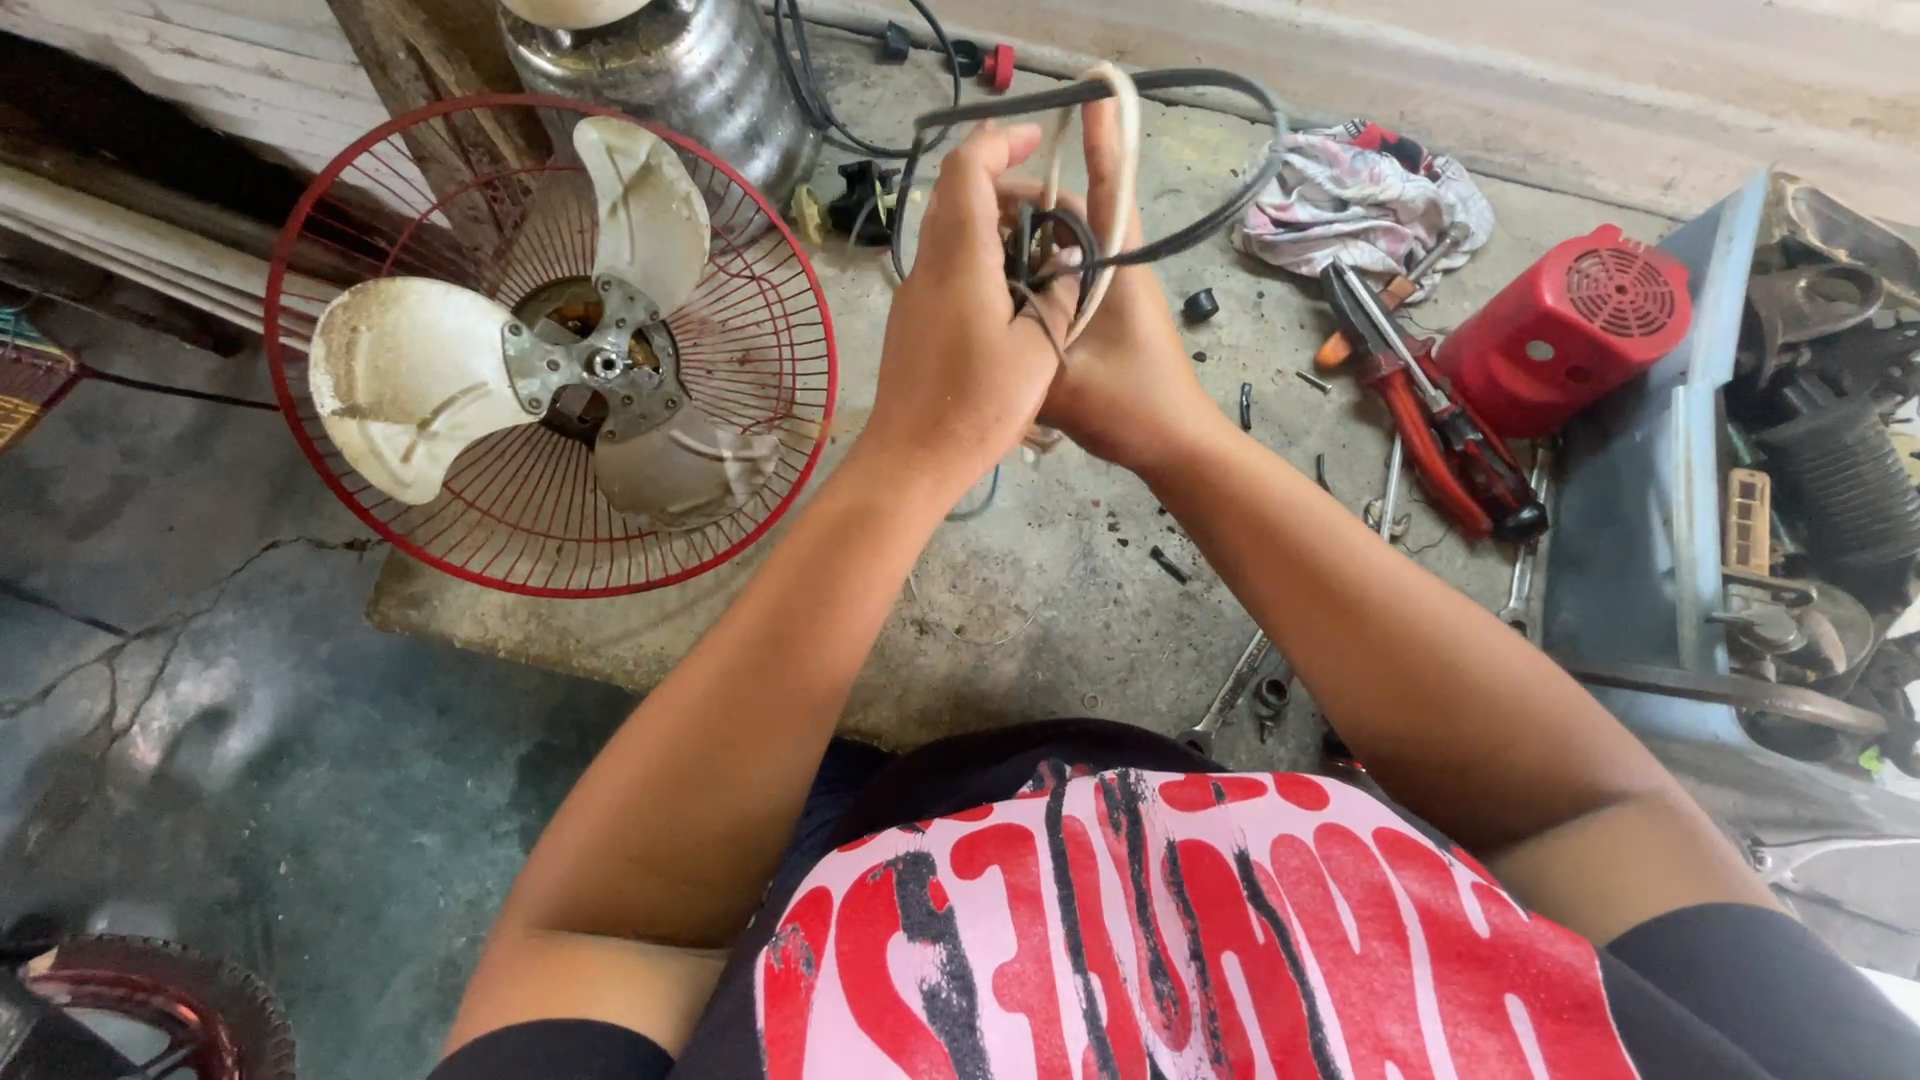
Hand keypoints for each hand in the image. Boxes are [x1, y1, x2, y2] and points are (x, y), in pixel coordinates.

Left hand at [856, 122, 1063, 497]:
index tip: (1038, 137)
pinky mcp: (911, 323)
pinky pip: (944, 268)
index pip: (967, 169)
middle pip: (955, 195)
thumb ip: (1058, 299)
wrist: (910, 460)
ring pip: (948, 233)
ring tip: (1038, 250)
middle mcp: (928, 268)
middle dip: (1002, 183)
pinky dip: (977, 258)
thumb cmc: (976, 408)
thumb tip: (1068, 266)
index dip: (1000, 141)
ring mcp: (913, 296)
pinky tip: (1009, 293)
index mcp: (960, 261)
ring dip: (990, 224)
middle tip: (1050, 208)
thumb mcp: (1037, 354)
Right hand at [1000, 100, 1233, 475]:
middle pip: (1070, 216)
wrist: (1174, 447)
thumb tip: (979, 321)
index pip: (1109, 189)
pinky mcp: (1101, 319)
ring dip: (1025, 243)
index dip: (1100, 141)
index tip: (1089, 95)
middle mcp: (1115, 270)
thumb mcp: (1063, 380)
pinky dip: (1032, 276)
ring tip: (974, 252)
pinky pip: (1062, 281)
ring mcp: (1109, 295)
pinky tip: (998, 296)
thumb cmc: (1132, 407)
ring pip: (1063, 250)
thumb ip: (1018, 348)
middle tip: (970, 214)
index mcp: (1116, 269)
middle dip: (1024, 204)